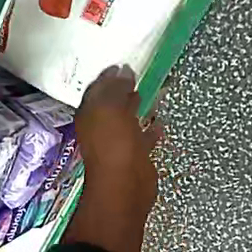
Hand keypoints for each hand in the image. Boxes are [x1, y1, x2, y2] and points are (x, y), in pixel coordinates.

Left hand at [65, 66, 161, 251]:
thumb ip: (117, 89)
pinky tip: (160, 123)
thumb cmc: (114, 145)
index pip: (97, 89)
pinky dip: (150, 130)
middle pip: (111, 103)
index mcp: (90, 114)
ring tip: (152, 93)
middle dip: (122, 90)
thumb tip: (123, 71)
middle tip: (136, 76)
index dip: (108, 76)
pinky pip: (143, 137)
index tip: (121, 65)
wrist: (124, 186)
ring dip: (137, 107)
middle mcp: (101, 127)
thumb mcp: (112, 109)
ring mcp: (118, 143)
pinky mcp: (135, 156)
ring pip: (128, 119)